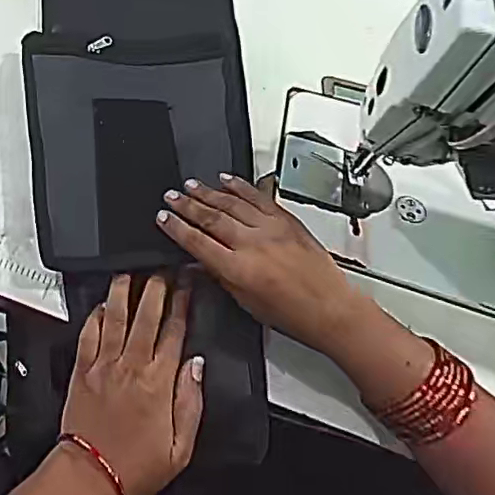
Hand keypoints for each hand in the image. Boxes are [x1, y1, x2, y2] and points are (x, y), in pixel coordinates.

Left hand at [60, 273, 203, 494]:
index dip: (182, 304)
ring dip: (123, 291)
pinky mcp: (82, 369)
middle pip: (146, 315)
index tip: (186, 285)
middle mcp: (130, 367)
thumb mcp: (181, 447)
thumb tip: (196, 366)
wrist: (92, 477)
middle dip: (155, 286)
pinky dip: (95, 315)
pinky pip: (88, 333)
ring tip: (129, 271)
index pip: (174, 332)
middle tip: (161, 267)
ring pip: (114, 317)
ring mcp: (103, 365)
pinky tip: (101, 303)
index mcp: (158, 383)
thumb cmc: (136, 467)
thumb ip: (191, 401)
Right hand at [157, 175, 367, 353]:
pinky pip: (258, 197)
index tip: (163, 218)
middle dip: (186, 205)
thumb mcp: (245, 301)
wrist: (331, 309)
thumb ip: (219, 275)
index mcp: (239, 269)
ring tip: (190, 185)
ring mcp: (271, 229)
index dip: (176, 228)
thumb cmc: (293, 314)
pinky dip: (240, 186)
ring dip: (207, 192)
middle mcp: (253, 244)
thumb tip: (199, 260)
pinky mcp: (287, 221)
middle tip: (171, 196)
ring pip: (231, 202)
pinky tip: (226, 180)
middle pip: (211, 217)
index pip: (197, 241)